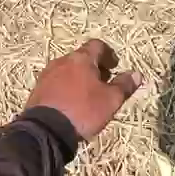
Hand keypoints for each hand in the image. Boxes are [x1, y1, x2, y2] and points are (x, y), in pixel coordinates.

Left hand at [28, 40, 142, 139]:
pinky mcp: (38, 89)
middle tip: (103, 82)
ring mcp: (47, 74)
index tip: (114, 67)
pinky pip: (56, 82)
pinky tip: (70, 103)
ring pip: (68, 70)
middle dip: (94, 67)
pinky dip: (66, 87)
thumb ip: (124, 85)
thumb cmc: (83, 110)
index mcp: (81, 59)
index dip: (108, 54)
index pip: (97, 46)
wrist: (46, 129)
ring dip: (79, 77)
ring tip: (87, 95)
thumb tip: (136, 74)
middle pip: (82, 57)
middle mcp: (63, 61)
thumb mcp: (110, 100)